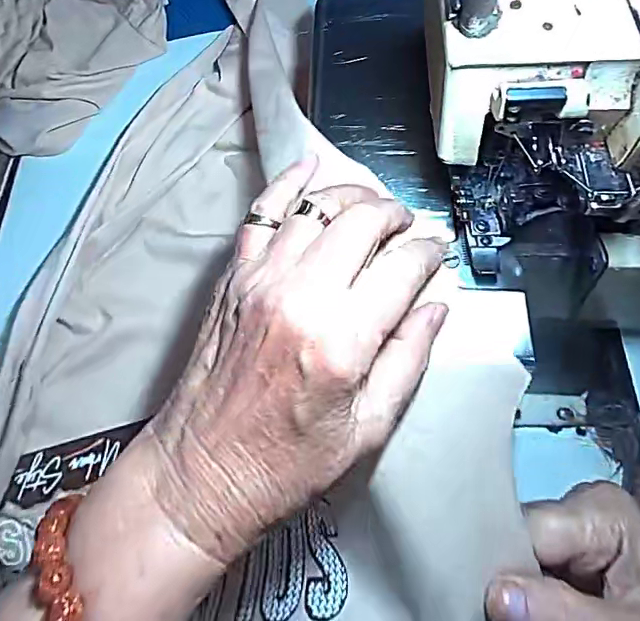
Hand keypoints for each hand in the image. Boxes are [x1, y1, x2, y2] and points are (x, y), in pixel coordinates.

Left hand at [135, 155, 450, 564]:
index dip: (428, 253)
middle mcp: (299, 298)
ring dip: (353, 196)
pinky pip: (262, 211)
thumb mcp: (366, 429)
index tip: (436, 252)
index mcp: (340, 342)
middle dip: (395, 215)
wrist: (202, 472)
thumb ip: (408, 360)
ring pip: (316, 206)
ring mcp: (261, 279)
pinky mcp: (234, 275)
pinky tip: (309, 167)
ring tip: (372, 206)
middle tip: (408, 227)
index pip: (401, 268)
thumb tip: (435, 308)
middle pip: (361, 222)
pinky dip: (287, 183)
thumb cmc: (283, 463)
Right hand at [486, 482, 639, 620]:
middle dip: (513, 583)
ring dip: (521, 595)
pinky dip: (535, 602)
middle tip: (504, 611)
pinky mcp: (577, 564)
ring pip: (523, 562)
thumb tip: (495, 592)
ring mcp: (578, 537)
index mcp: (600, 507)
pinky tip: (531, 611)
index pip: (529, 528)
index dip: (506, 566)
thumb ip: (564, 609)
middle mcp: (582, 511)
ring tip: (519, 612)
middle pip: (522, 542)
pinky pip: (539, 577)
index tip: (489, 601)